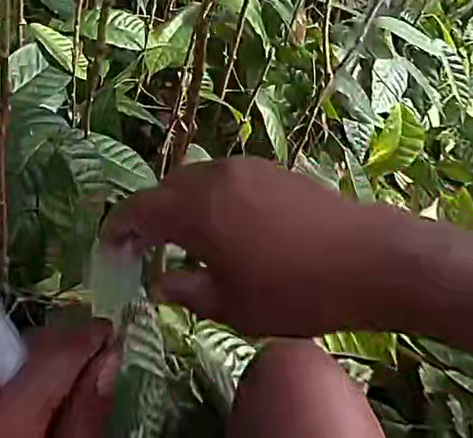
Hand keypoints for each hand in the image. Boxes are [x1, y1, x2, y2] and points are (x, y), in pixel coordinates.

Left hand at [0, 323, 118, 437]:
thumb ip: (86, 413)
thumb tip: (108, 360)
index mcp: (6, 407)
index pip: (56, 348)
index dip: (89, 335)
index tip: (114, 331)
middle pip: (30, 347)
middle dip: (66, 346)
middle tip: (98, 355)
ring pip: (11, 364)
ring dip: (43, 364)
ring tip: (70, 380)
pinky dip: (18, 385)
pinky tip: (36, 402)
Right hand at [102, 157, 428, 336]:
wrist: (362, 255)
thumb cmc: (293, 289)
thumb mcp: (234, 304)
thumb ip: (188, 290)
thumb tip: (159, 282)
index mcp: (197, 208)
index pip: (141, 209)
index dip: (119, 226)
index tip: (109, 245)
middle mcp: (215, 176)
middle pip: (166, 187)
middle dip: (149, 214)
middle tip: (144, 248)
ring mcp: (244, 166)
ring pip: (195, 177)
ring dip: (180, 203)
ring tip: (185, 239)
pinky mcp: (268, 166)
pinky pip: (222, 176)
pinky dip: (208, 195)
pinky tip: (224, 225)